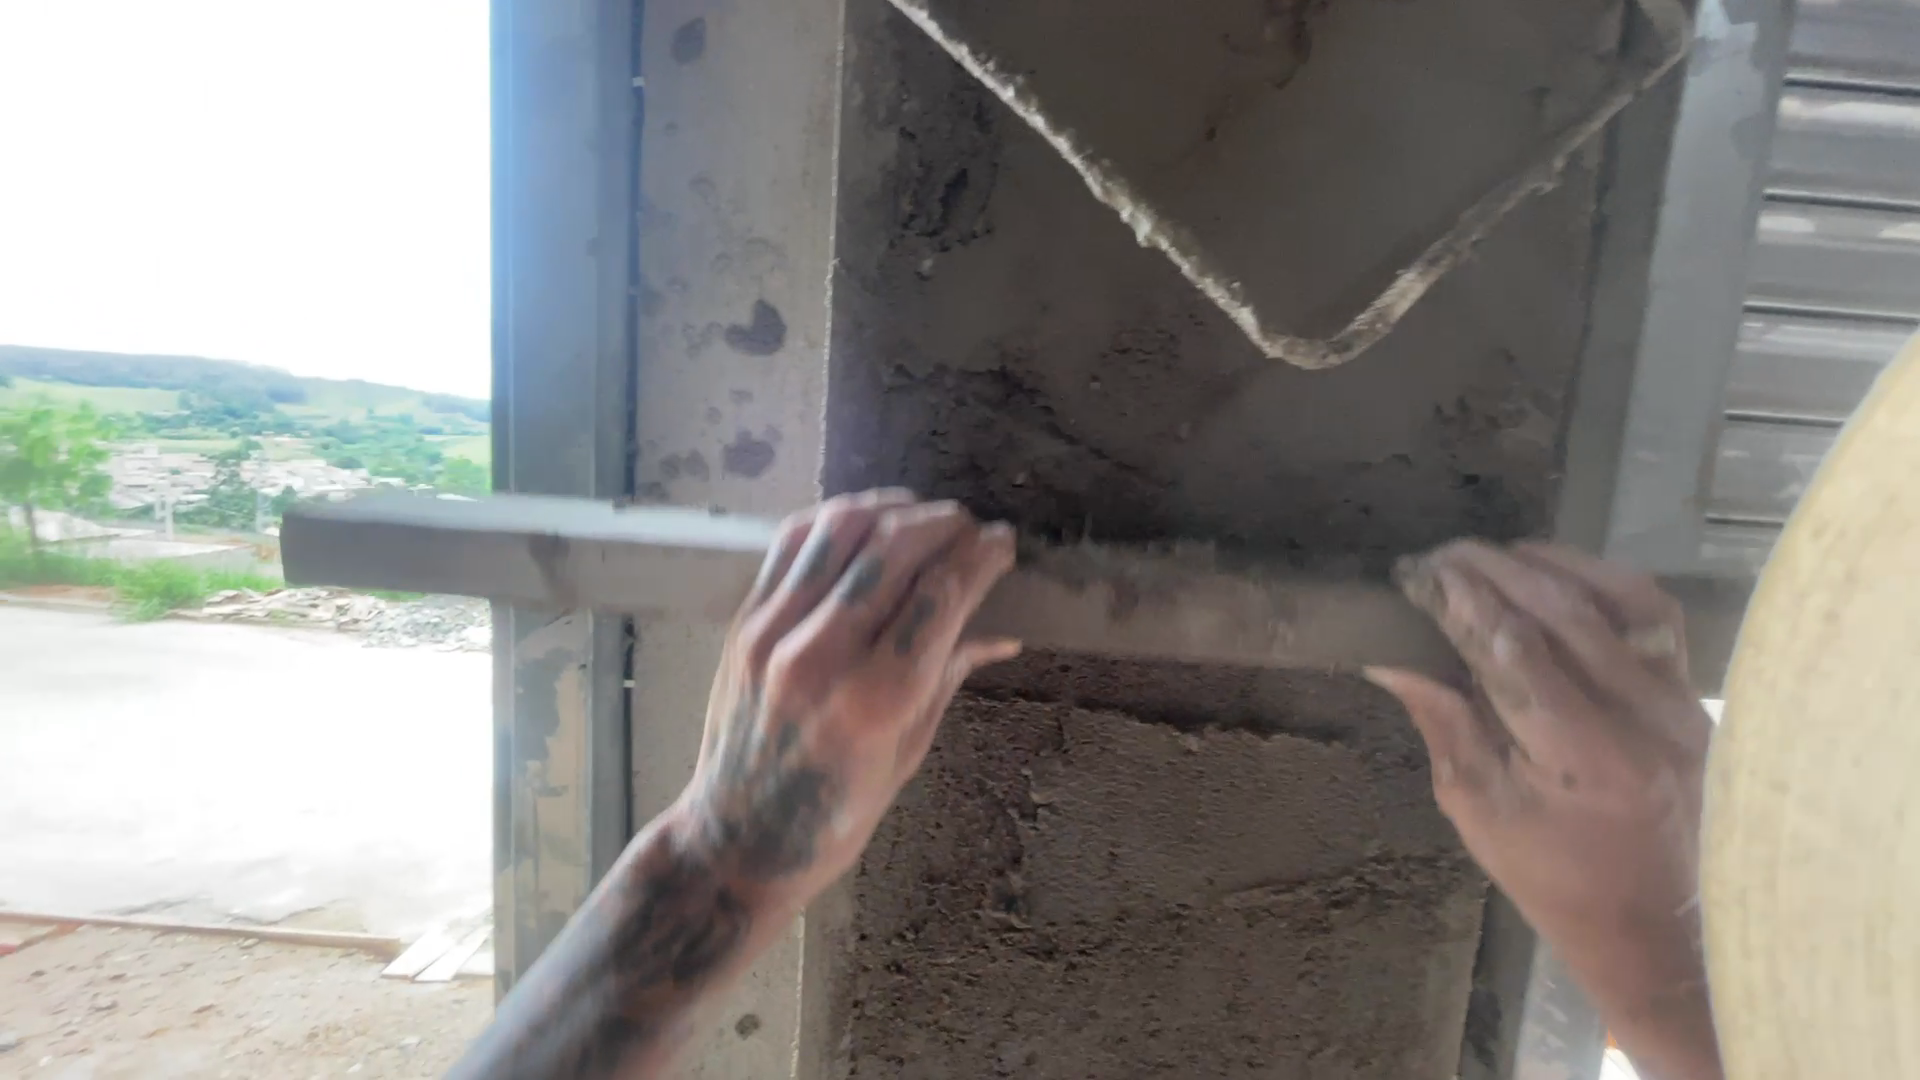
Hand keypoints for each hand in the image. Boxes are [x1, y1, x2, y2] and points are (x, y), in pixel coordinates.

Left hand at [450, 491, 1021, 1079]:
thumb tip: (1004, 631)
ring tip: (924, 513)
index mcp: (875, 700)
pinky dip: (838, 515)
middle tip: (973, 527)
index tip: (1005, 541)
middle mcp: (821, 654)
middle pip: (896, 549)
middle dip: (947, 524)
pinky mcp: (745, 618)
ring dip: (894, 507)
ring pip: (842, 529)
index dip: (983, 556)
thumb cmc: (839, 813)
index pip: (942, 594)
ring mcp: (774, 629)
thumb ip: (950, 676)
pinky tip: (868, 518)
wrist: (736, 838)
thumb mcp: (910, 752)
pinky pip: (793, 539)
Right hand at [1367, 541, 1720, 1079]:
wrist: (1658, 919)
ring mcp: (1682, 704)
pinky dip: (1597, 576)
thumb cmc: (1550, 872)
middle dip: (1489, 572)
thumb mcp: (1474, 805)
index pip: (1514, 653)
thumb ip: (1441, 722)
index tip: (1415, 574)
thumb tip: (1387, 659)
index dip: (1460, 604)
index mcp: (1583, 759)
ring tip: (1484, 553)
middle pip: (1562, 614)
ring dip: (1543, 563)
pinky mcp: (1694, 695)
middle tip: (1433, 557)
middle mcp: (1645, 721)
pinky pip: (1653, 613)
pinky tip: (1549, 568)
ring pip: (1617, 600)